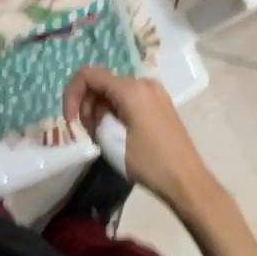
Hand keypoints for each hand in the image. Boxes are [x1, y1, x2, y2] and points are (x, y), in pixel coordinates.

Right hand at [62, 67, 214, 204]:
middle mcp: (143, 82)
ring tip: (104, 136)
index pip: (88, 75)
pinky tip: (118, 132)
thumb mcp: (111, 141)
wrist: (186, 180)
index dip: (71, 94)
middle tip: (90, 133)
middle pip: (101, 82)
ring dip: (101, 110)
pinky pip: (128, 98)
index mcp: (131, 89)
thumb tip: (92, 109)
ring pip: (113, 91)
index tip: (70, 120)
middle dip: (87, 105)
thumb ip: (94, 116)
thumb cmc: (148, 162)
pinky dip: (115, 110)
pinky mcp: (159, 103)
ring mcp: (154, 92)